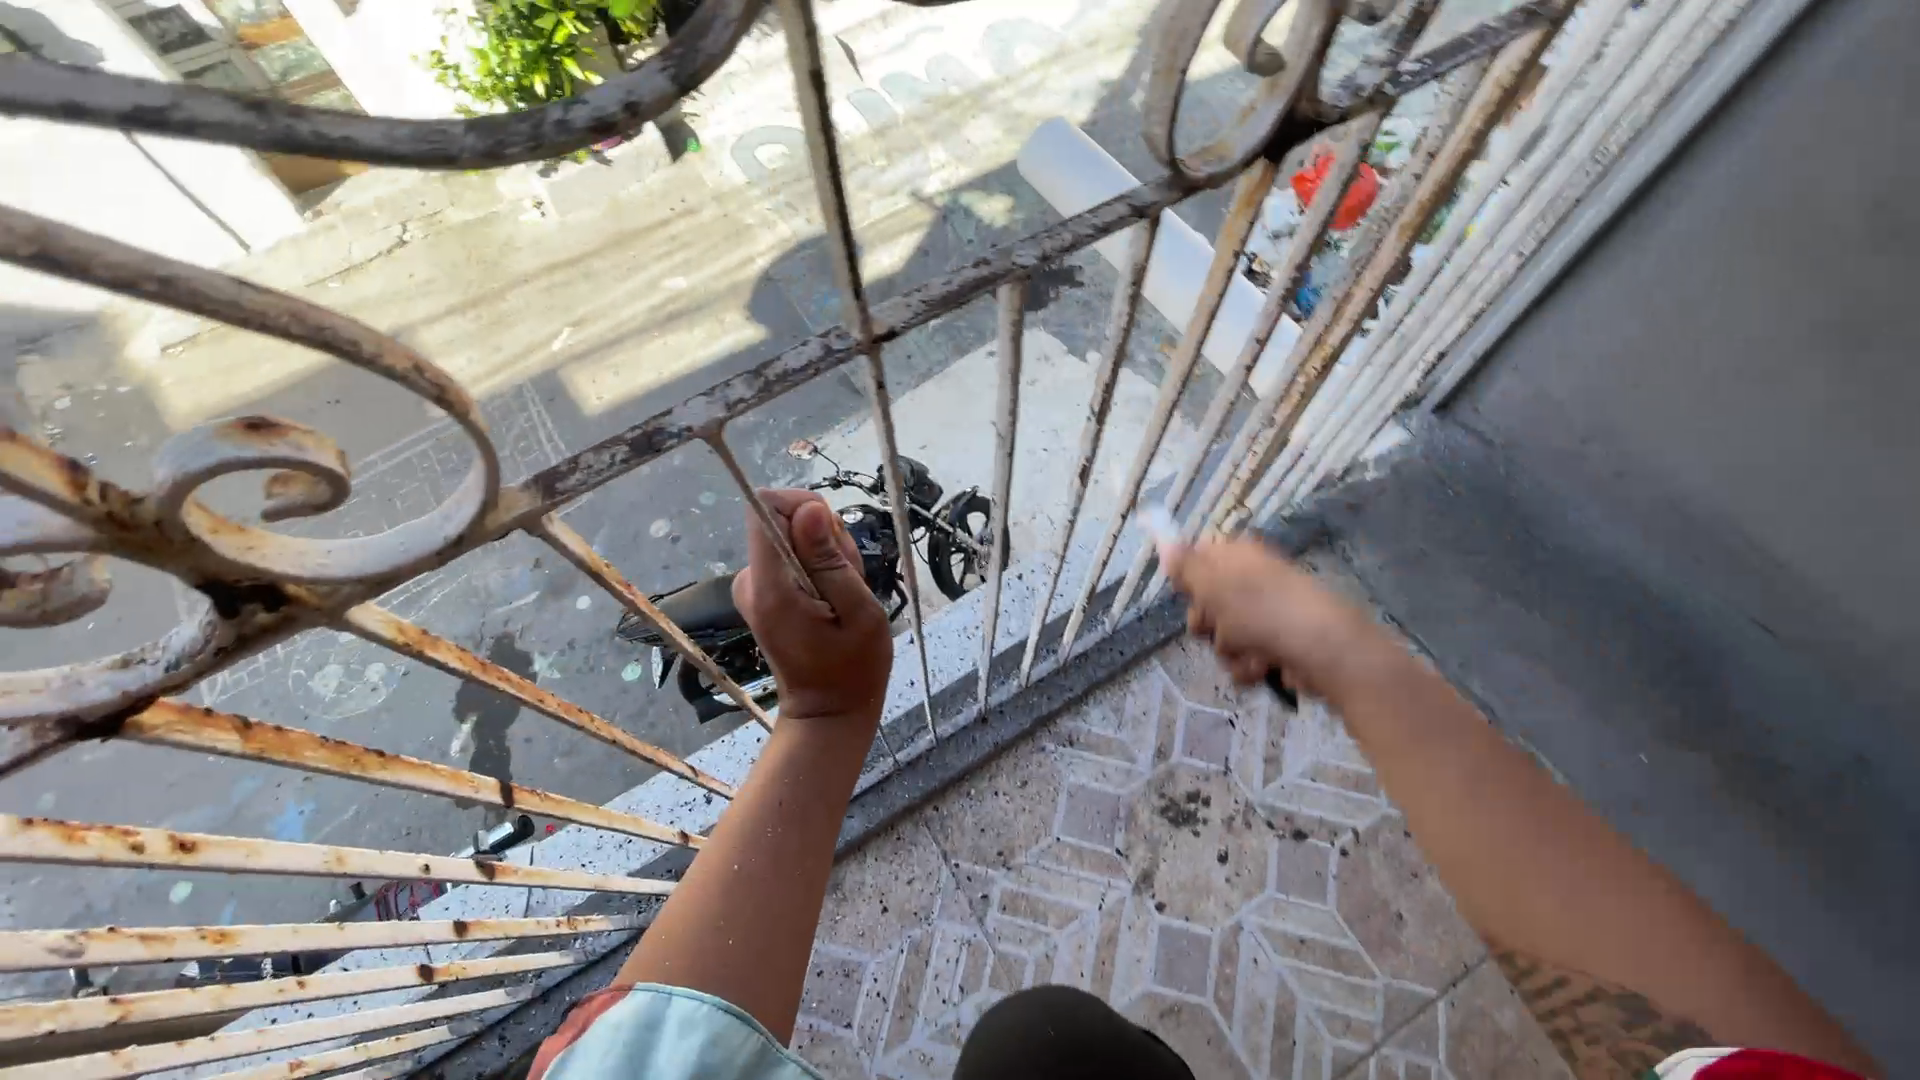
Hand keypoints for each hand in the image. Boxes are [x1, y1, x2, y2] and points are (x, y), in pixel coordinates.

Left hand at [732, 489, 892, 723]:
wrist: (828, 710)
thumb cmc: (853, 668)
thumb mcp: (859, 612)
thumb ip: (831, 560)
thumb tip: (810, 509)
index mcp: (770, 585)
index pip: (765, 507)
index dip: (804, 507)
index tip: (835, 539)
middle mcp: (750, 580)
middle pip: (783, 521)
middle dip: (825, 539)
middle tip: (847, 582)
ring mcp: (752, 586)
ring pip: (793, 538)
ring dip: (826, 557)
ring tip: (843, 597)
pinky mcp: (761, 591)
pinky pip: (791, 557)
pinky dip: (818, 569)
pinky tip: (833, 601)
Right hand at [1158, 535, 1383, 699]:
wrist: (1326, 651)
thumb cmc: (1264, 611)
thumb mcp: (1214, 583)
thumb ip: (1185, 566)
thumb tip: (1165, 544)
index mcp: (1240, 556)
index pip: (1200, 559)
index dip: (1190, 580)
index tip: (1186, 593)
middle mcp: (1253, 581)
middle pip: (1207, 603)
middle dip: (1206, 622)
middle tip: (1212, 626)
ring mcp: (1267, 615)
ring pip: (1223, 636)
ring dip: (1229, 651)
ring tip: (1249, 653)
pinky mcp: (1278, 646)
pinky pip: (1245, 658)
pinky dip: (1249, 666)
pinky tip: (1263, 666)